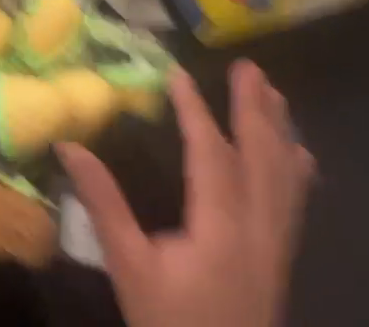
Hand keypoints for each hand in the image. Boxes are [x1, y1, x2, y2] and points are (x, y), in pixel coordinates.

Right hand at [60, 61, 314, 326]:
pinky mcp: (279, 260)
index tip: (178, 75)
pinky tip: (298, 154)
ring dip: (279, 131)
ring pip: (285, 179)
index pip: (213, 158)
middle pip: (262, 160)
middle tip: (249, 68)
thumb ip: (103, 205)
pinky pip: (295, 204)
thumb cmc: (168, 321)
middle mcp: (257, 232)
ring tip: (274, 93)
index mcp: (220, 231)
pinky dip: (296, 170)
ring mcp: (275, 247)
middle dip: (255, 110)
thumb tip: (70, 146)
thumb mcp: (128, 267)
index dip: (197, 114)